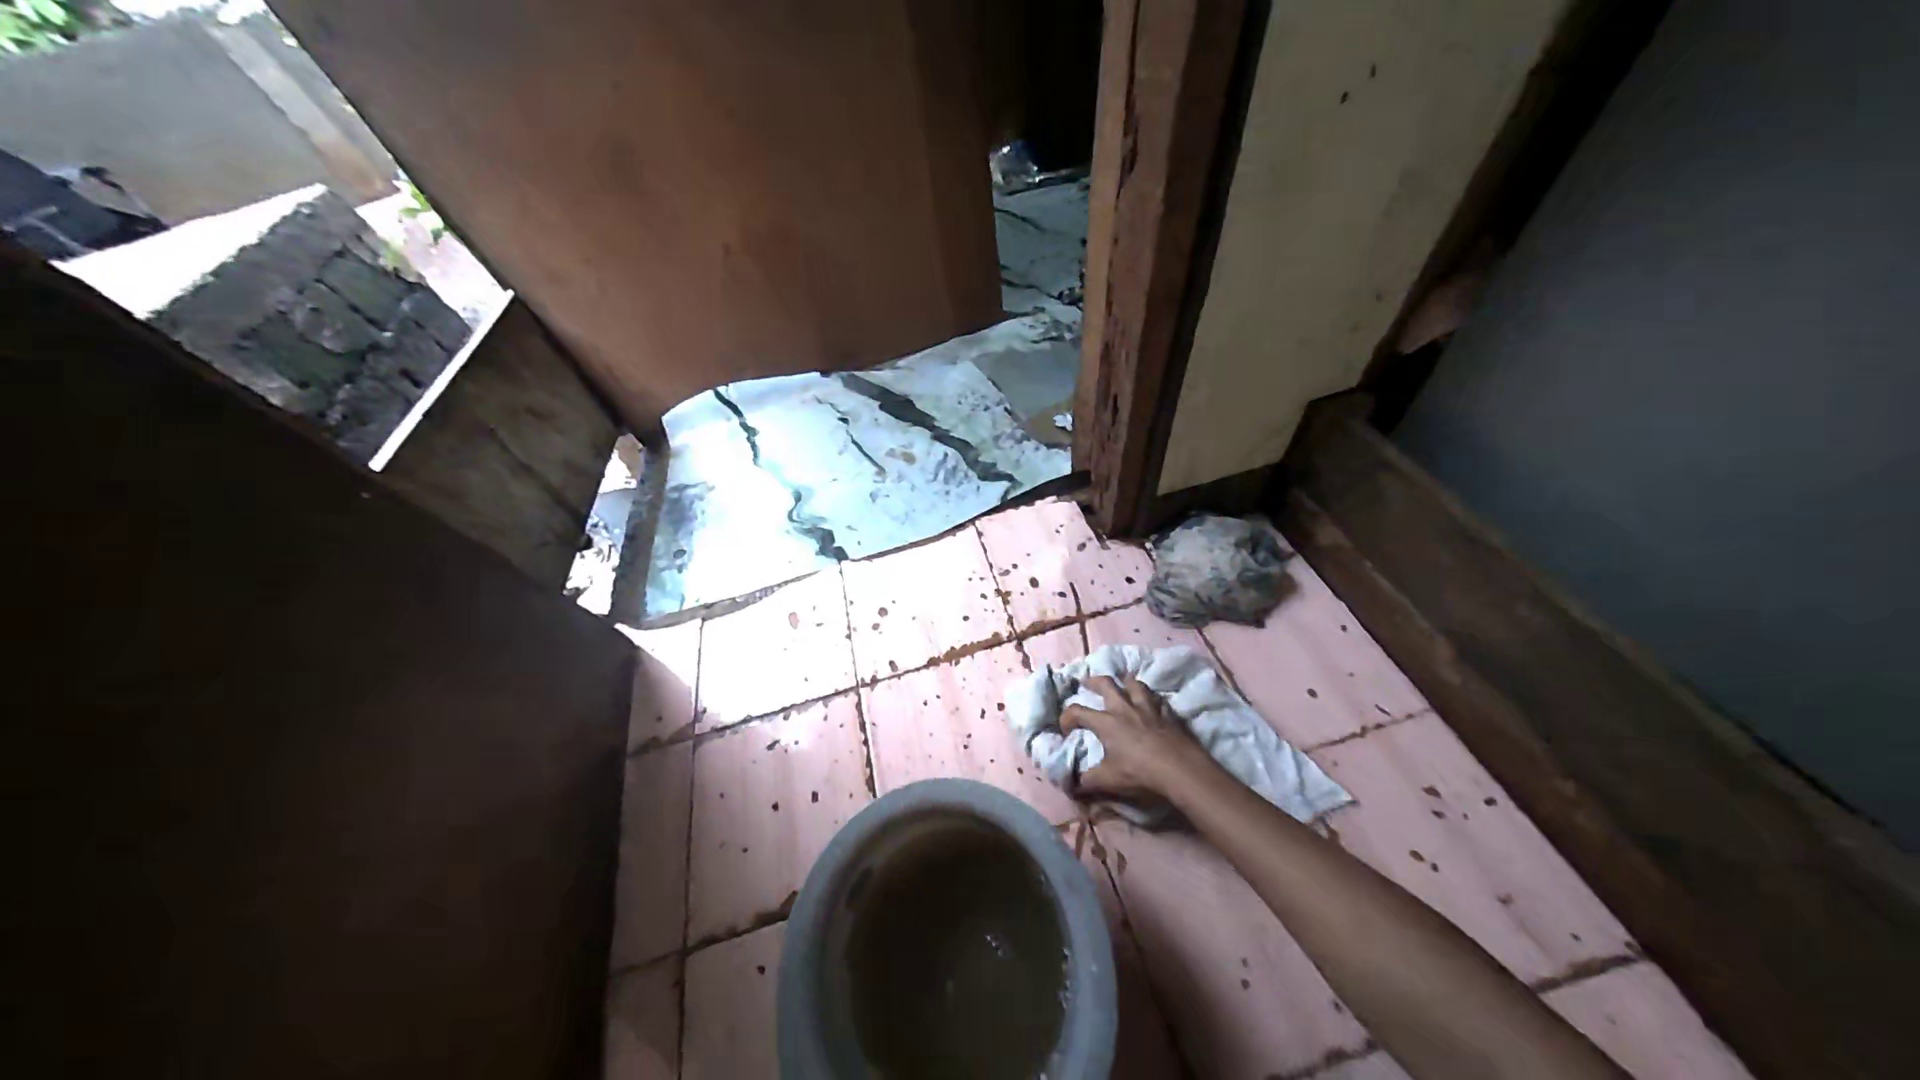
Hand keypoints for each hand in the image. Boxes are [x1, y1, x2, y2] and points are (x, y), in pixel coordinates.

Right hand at [1060, 675, 1210, 798]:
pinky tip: (1151, 701)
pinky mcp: (1168, 713)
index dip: (1066, 717)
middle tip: (1087, 682)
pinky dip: (1151, 697)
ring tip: (1122, 683)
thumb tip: (1070, 785)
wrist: (1180, 770)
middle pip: (1106, 684)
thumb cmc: (1140, 773)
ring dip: (1125, 682)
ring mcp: (1148, 708)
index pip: (1078, 712)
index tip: (1065, 728)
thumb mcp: (1108, 781)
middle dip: (1093, 681)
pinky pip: (1157, 698)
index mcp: (1106, 723)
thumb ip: (1086, 781)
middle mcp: (1125, 709)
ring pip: (1134, 684)